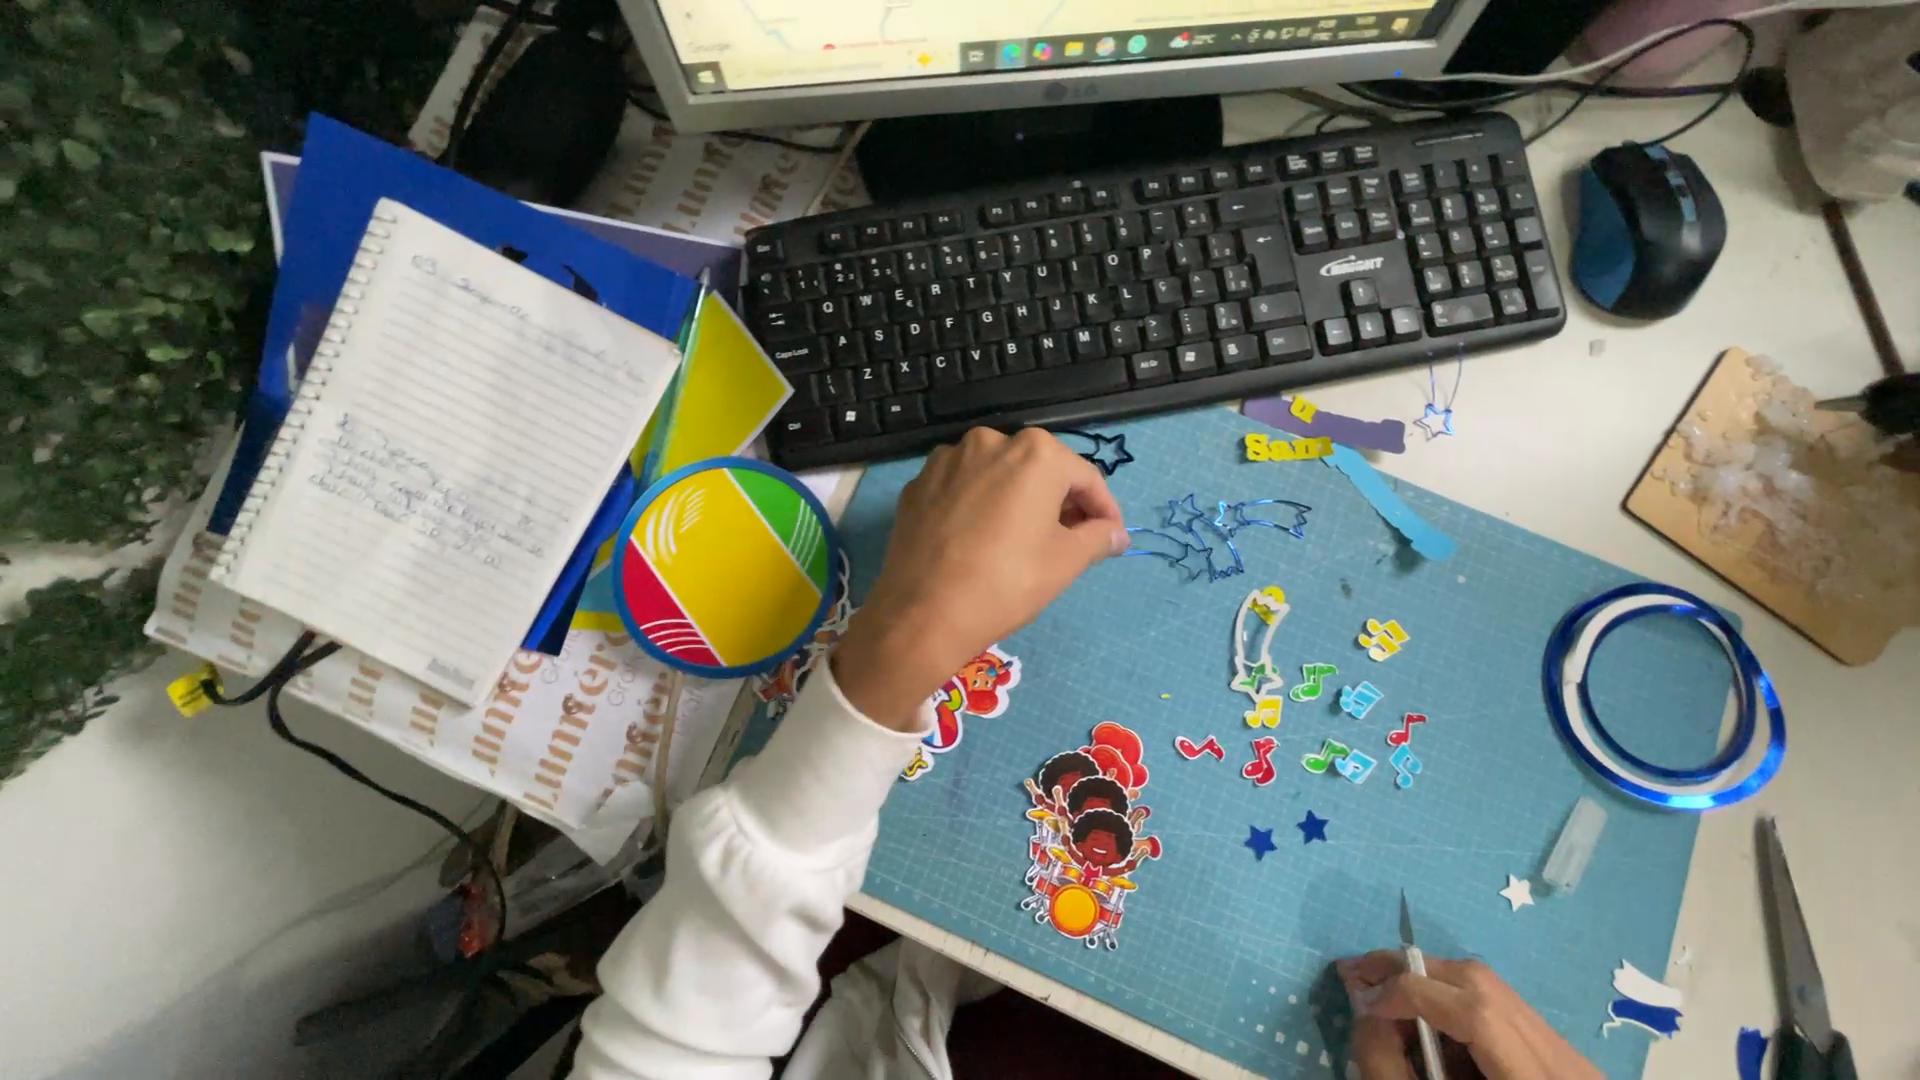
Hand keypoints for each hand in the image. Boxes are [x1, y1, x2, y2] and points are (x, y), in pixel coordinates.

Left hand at [831, 427, 1127, 728]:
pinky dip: (978, 507)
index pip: (1085, 478)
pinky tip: (979, 541)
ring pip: (997, 476)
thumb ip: (1098, 538)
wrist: (923, 614)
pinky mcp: (917, 485)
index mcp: (1035, 452)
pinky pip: (961, 490)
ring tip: (1022, 541)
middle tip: (1070, 541)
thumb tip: (1115, 533)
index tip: (1110, 538)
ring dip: (1017, 501)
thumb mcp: (1066, 562)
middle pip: (1039, 470)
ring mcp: (946, 460)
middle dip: (1060, 503)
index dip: (1104, 510)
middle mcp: (990, 441)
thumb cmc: (1006, 583)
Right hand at [1339, 951, 1602, 1079]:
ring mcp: (1566, 1054)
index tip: (1364, 1003)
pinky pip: (1496, 1004)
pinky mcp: (1559, 1054)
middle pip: (1480, 984)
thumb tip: (1366, 1008)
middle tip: (1357, 973)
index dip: (1411, 995)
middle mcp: (1565, 1064)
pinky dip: (1450, 999)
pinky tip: (1422, 1015)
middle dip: (1410, 972)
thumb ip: (1391, 1066)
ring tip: (1382, 990)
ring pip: (1488, 985)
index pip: (1476, 1015)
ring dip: (1426, 980)